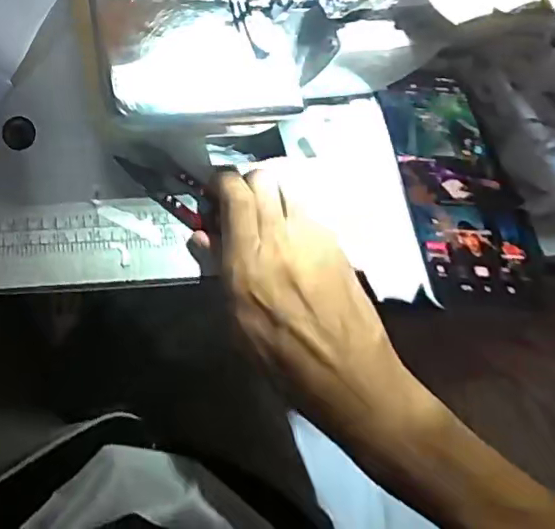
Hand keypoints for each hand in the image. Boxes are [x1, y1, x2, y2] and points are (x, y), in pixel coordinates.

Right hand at [195, 163, 429, 441]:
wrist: (353, 377)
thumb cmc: (284, 359)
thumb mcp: (237, 320)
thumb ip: (217, 269)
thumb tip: (202, 235)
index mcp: (248, 258)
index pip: (234, 191)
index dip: (221, 181)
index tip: (214, 190)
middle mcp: (280, 237)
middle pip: (262, 178)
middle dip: (246, 183)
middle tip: (240, 203)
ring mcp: (313, 237)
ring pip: (287, 190)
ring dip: (272, 196)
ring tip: (268, 220)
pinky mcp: (337, 244)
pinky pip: (309, 213)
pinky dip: (295, 216)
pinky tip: (294, 242)